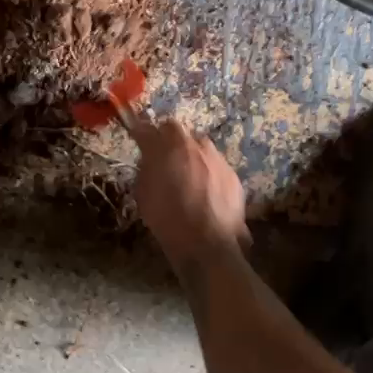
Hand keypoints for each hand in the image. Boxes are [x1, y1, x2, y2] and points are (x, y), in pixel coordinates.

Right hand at [125, 113, 249, 268]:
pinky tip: (207, 193)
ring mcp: (216, 158)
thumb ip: (147, 167)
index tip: (139, 139)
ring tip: (189, 177)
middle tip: (165, 159)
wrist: (207, 243)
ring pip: (200, 147)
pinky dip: (209, 173)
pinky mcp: (233, 175)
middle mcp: (194, 144)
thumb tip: (150, 157)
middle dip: (169, 141)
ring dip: (192, 156)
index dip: (143, 134)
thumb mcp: (144, 193)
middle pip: (178, 132)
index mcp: (168, 146)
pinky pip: (216, 166)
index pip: (149, 128)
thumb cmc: (167, 218)